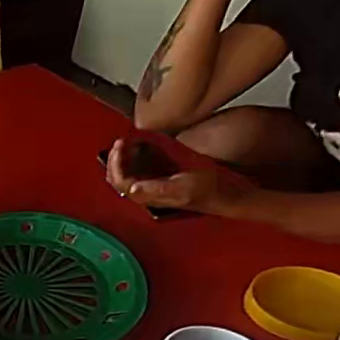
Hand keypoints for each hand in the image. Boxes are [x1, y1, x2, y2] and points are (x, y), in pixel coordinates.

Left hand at [106, 138, 237, 212]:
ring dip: (120, 160)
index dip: (115, 164)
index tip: (119, 145)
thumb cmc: (208, 190)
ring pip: (124, 176)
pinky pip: (136, 172)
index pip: (120, 182)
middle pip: (117, 180)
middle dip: (113, 161)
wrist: (225, 194)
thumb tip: (132, 188)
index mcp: (149, 196)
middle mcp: (146, 194)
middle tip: (118, 142)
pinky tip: (135, 149)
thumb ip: (158, 188)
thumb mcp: (184, 187)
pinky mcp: (159, 181)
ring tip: (123, 144)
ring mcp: (151, 188)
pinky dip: (131, 160)